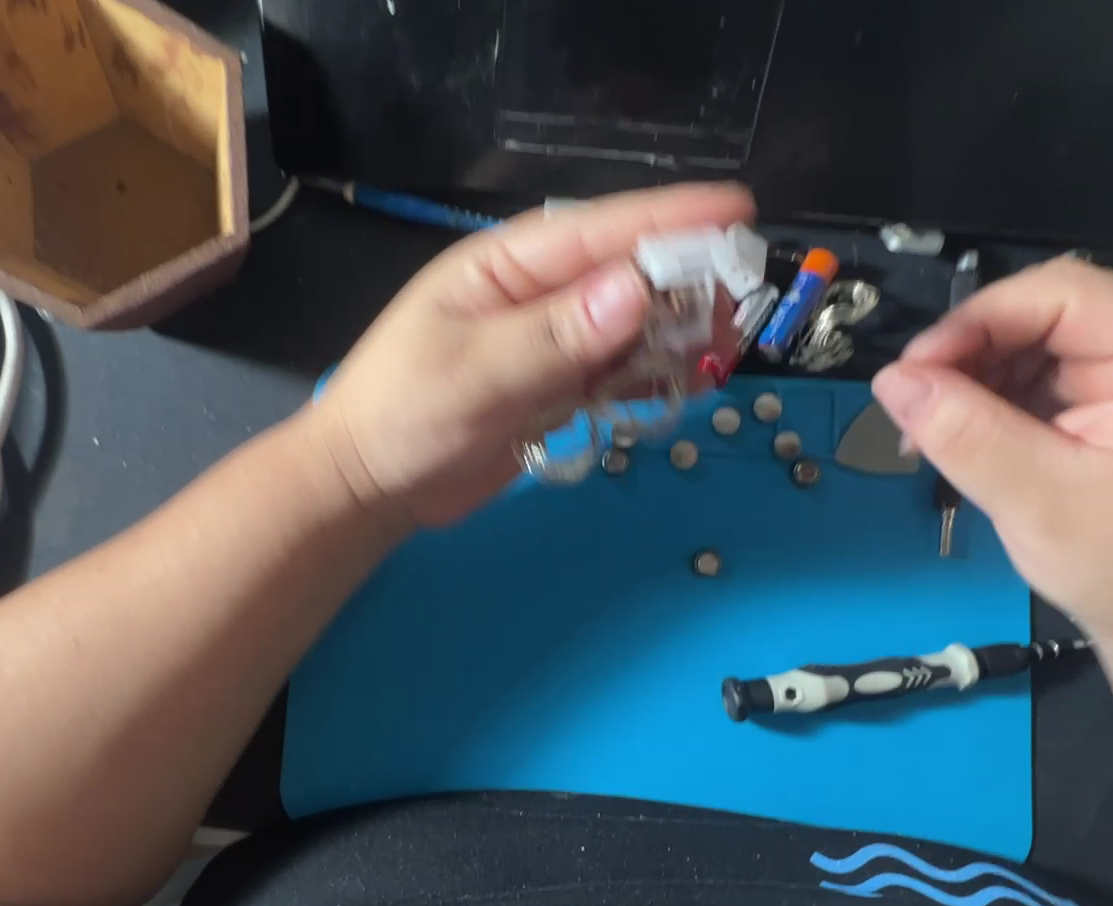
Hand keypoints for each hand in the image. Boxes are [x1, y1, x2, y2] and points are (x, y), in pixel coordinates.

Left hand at [312, 184, 756, 526]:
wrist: (373, 485)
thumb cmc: (401, 415)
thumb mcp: (470, 374)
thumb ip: (551, 337)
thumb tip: (636, 292)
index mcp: (506, 268)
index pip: (597, 232)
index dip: (669, 221)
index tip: (738, 213)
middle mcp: (536, 297)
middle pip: (626, 278)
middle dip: (684, 286)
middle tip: (738, 308)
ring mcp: (550, 345)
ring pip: (630, 329)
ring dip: (675, 337)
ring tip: (722, 351)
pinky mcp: (556, 390)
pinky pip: (616, 374)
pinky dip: (649, 379)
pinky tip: (681, 387)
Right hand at [870, 257, 1112, 655]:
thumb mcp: (1042, 505)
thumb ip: (966, 436)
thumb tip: (890, 380)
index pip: (1062, 293)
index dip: (974, 321)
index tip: (912, 376)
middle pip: (1044, 313)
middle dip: (967, 355)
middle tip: (916, 412)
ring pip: (1032, 343)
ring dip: (971, 380)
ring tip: (934, 435)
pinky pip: (1039, 376)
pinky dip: (990, 401)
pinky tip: (967, 439)